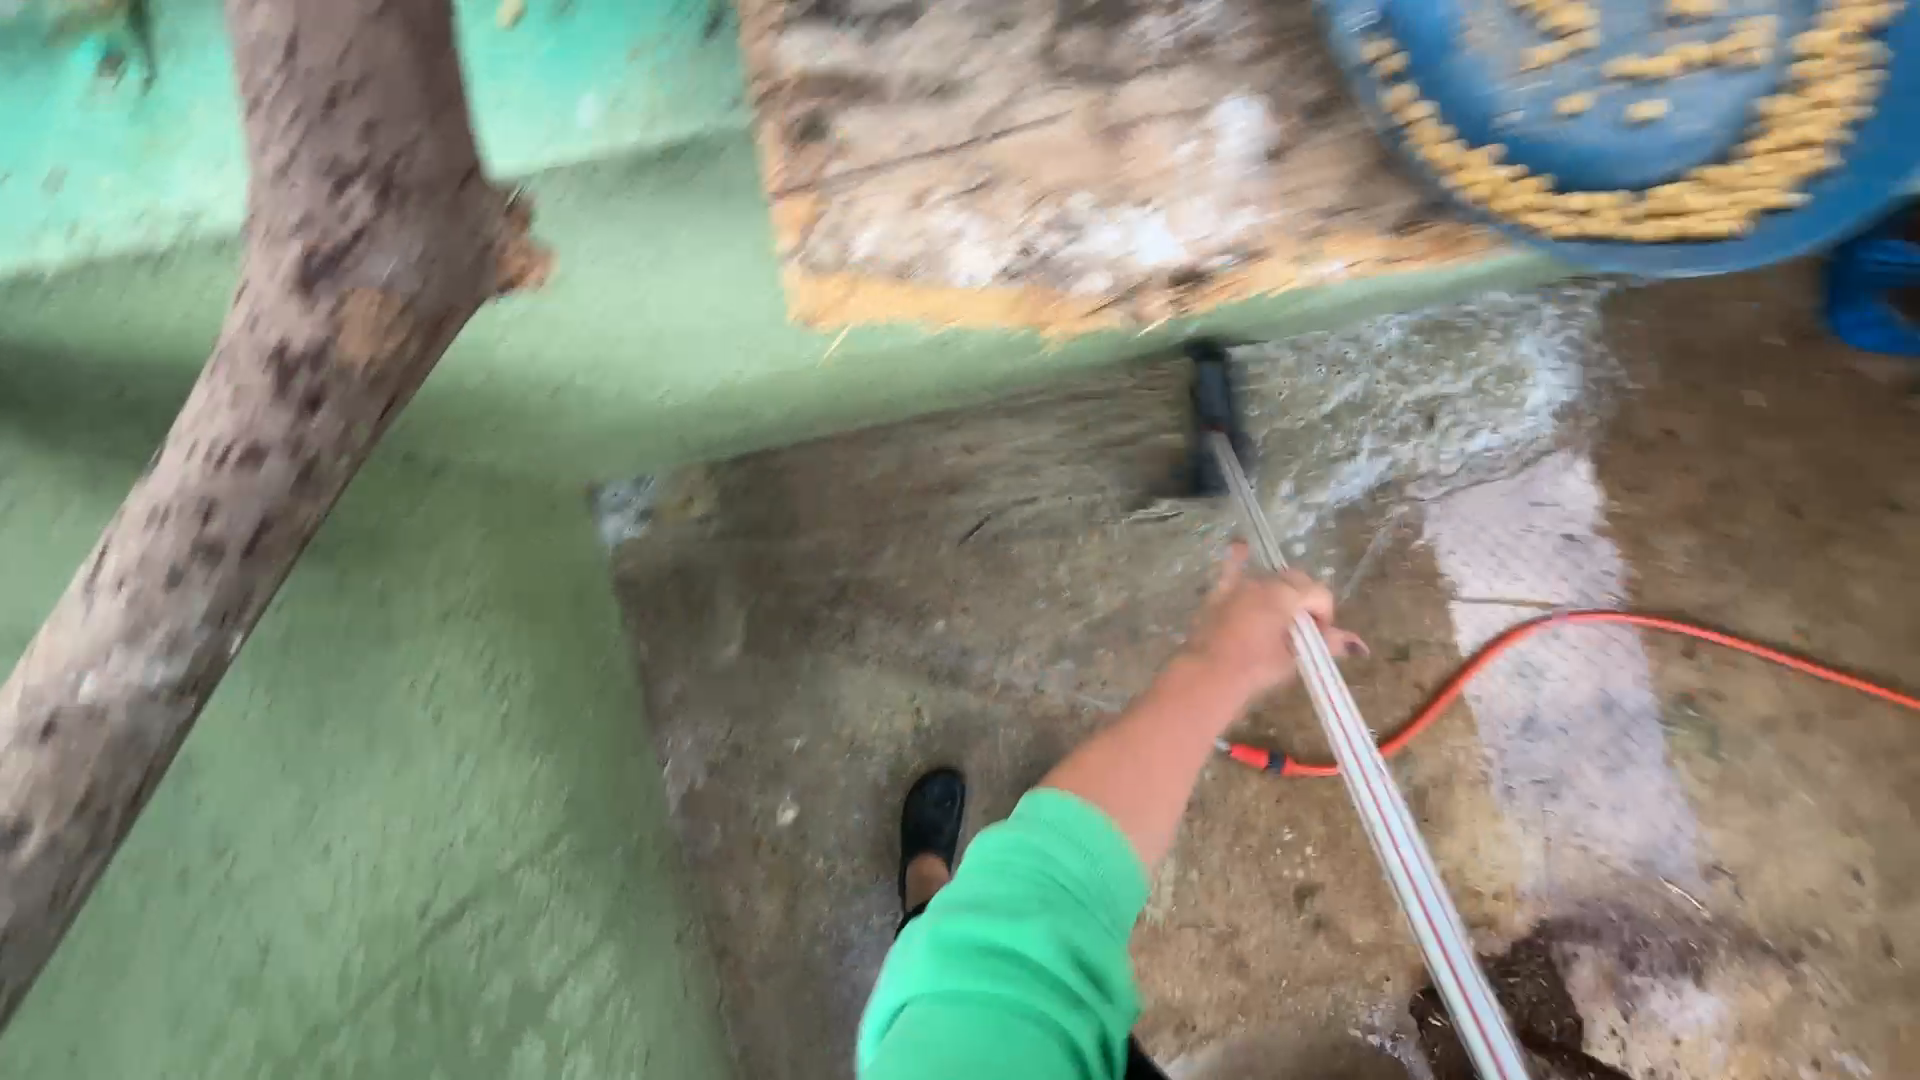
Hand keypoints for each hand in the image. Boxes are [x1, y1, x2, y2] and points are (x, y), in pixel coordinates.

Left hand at [1182, 542, 1365, 700]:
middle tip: (1301, 631)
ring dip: (1280, 591)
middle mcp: (1262, 582)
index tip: (1318, 638)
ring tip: (1278, 619)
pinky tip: (1240, 546)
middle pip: (1296, 581)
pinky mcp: (1217, 594)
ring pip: (1268, 577)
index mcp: (1285, 595)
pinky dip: (1237, 558)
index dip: (1325, 615)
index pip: (1319, 593)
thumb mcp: (1294, 657)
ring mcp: (1237, 585)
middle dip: (1305, 601)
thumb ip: (1326, 643)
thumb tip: (1357, 644)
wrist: (1208, 675)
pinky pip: (1230, 569)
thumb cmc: (1255, 669)